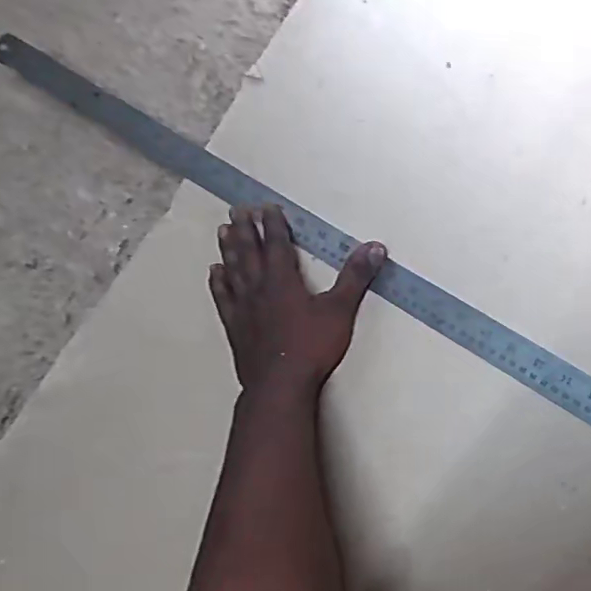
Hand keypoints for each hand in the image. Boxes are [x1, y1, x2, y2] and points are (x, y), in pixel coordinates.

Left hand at [209, 205, 385, 393]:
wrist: (280, 383)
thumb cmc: (313, 346)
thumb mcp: (341, 309)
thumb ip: (355, 277)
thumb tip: (375, 247)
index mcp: (283, 282)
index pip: (277, 246)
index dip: (274, 226)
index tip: (267, 207)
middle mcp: (258, 289)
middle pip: (250, 253)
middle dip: (246, 230)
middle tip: (238, 209)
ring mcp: (243, 308)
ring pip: (233, 271)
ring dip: (229, 249)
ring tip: (223, 231)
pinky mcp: (235, 326)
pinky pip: (223, 297)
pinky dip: (219, 282)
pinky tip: (215, 273)